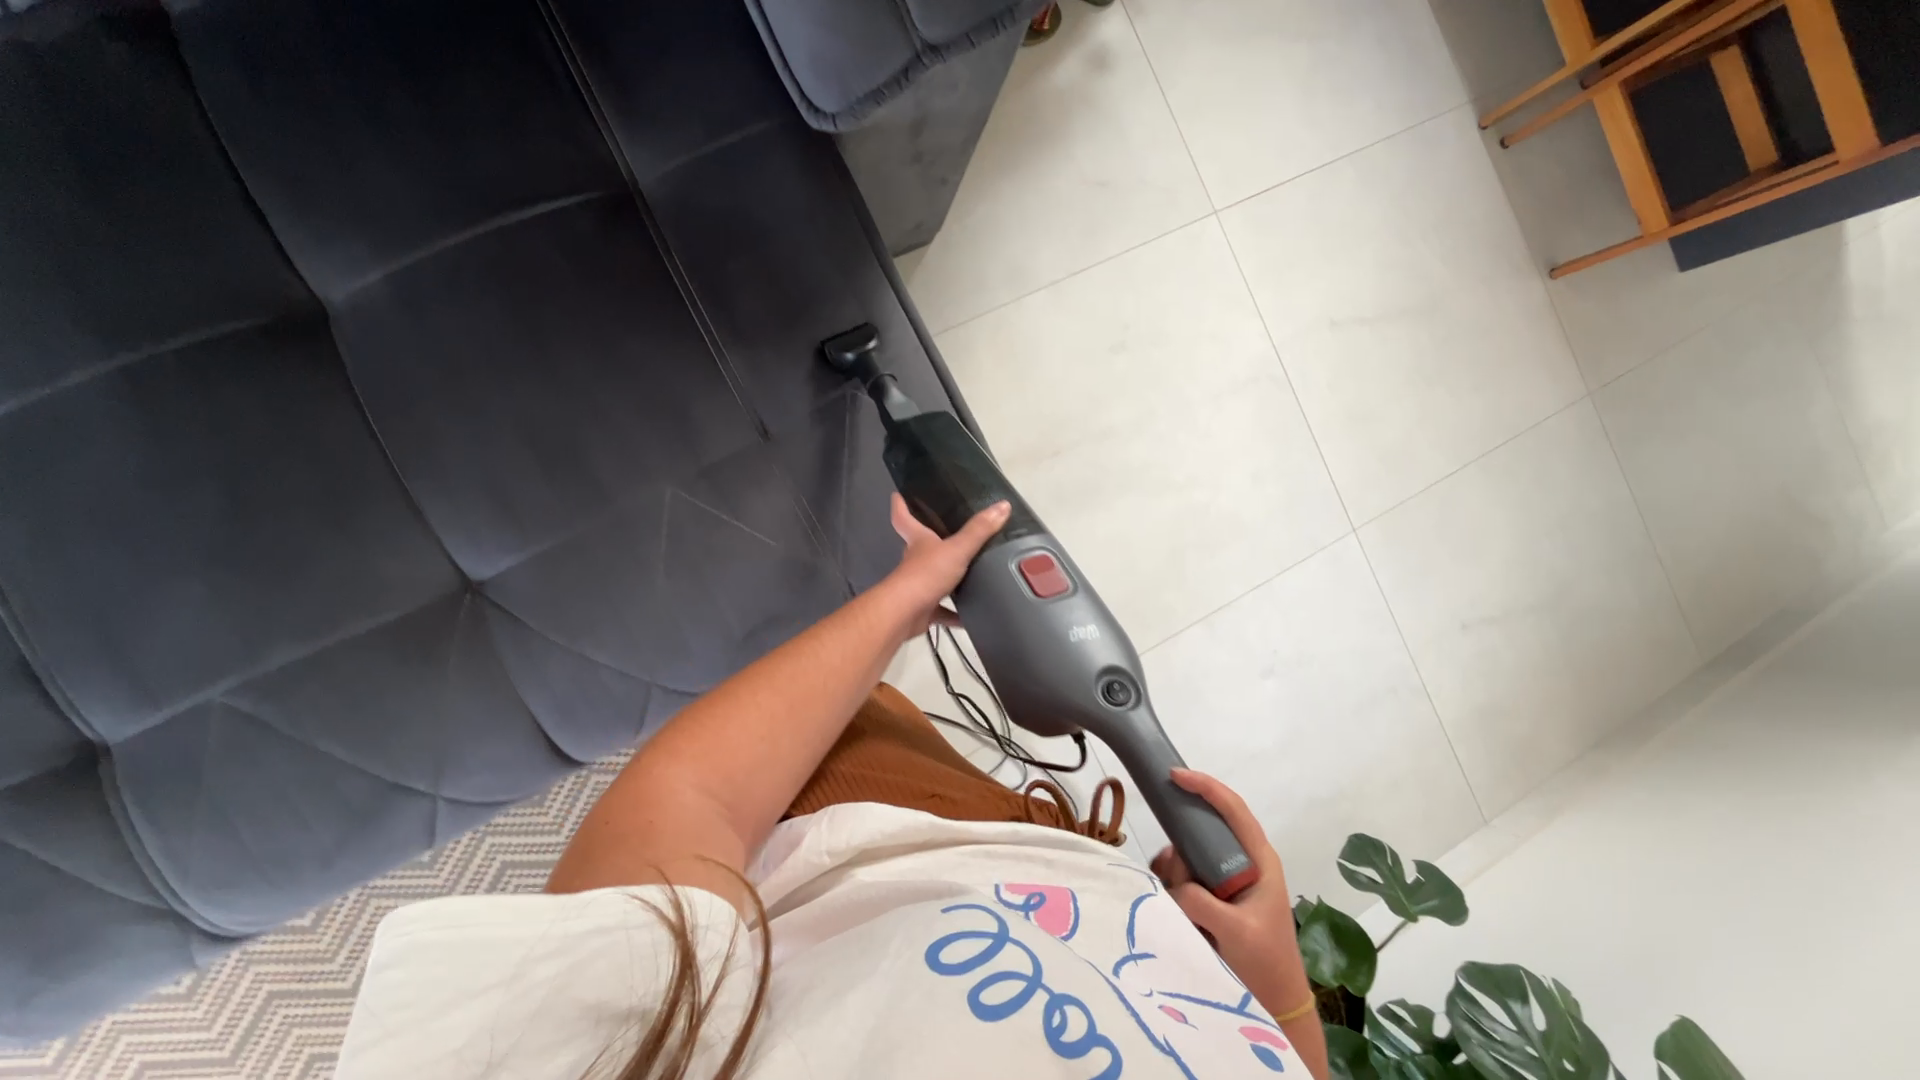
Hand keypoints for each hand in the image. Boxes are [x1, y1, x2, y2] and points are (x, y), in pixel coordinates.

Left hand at [878, 494, 1009, 633]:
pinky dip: (955, 614)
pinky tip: (971, 616)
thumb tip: (1003, 505)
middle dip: (929, 541)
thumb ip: (980, 530)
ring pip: (932, 579)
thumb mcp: (957, 548)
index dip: (900, 506)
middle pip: (918, 547)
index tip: (897, 495)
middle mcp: (915, 561)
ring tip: (969, 575)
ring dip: (947, 579)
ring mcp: (917, 586)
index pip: (904, 518)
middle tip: (946, 534)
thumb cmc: (926, 574)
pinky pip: (942, 611)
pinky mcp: (922, 610)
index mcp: (918, 542)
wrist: (905, 613)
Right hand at [1151, 768, 1312, 1020]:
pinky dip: (1172, 886)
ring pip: (1187, 854)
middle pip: (1201, 830)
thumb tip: (1173, 884)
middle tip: (1176, 880)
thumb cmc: (1265, 963)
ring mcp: (1226, 880)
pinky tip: (1174, 908)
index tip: (1174, 776)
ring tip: (1182, 907)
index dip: (1205, 787)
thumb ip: (1201, 901)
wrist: (1275, 1004)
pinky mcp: (1213, 898)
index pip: (1233, 808)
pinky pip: (1182, 877)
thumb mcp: (1235, 931)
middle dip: (1181, 846)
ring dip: (1175, 872)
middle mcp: (1243, 862)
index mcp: (1260, 860)